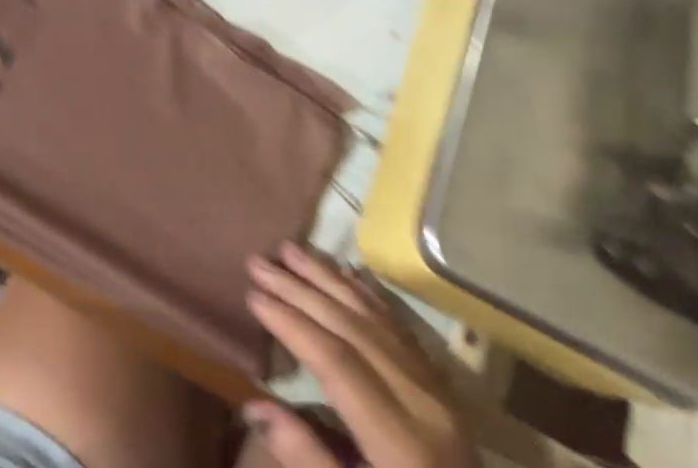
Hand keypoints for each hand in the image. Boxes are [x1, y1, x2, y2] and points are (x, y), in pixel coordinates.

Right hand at [245, 243, 474, 467]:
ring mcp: (440, 395)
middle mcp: (425, 405)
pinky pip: (403, 332)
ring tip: (293, 251)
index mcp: (402, 442)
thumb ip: (307, 460)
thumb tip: (255, 405)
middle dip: (303, 291)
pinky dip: (370, 298)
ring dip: (332, 282)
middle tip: (260, 260)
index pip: (337, 362)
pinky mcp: (445, 394)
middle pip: (356, 331)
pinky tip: (349, 276)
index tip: (252, 295)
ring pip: (379, 322)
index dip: (292, 324)